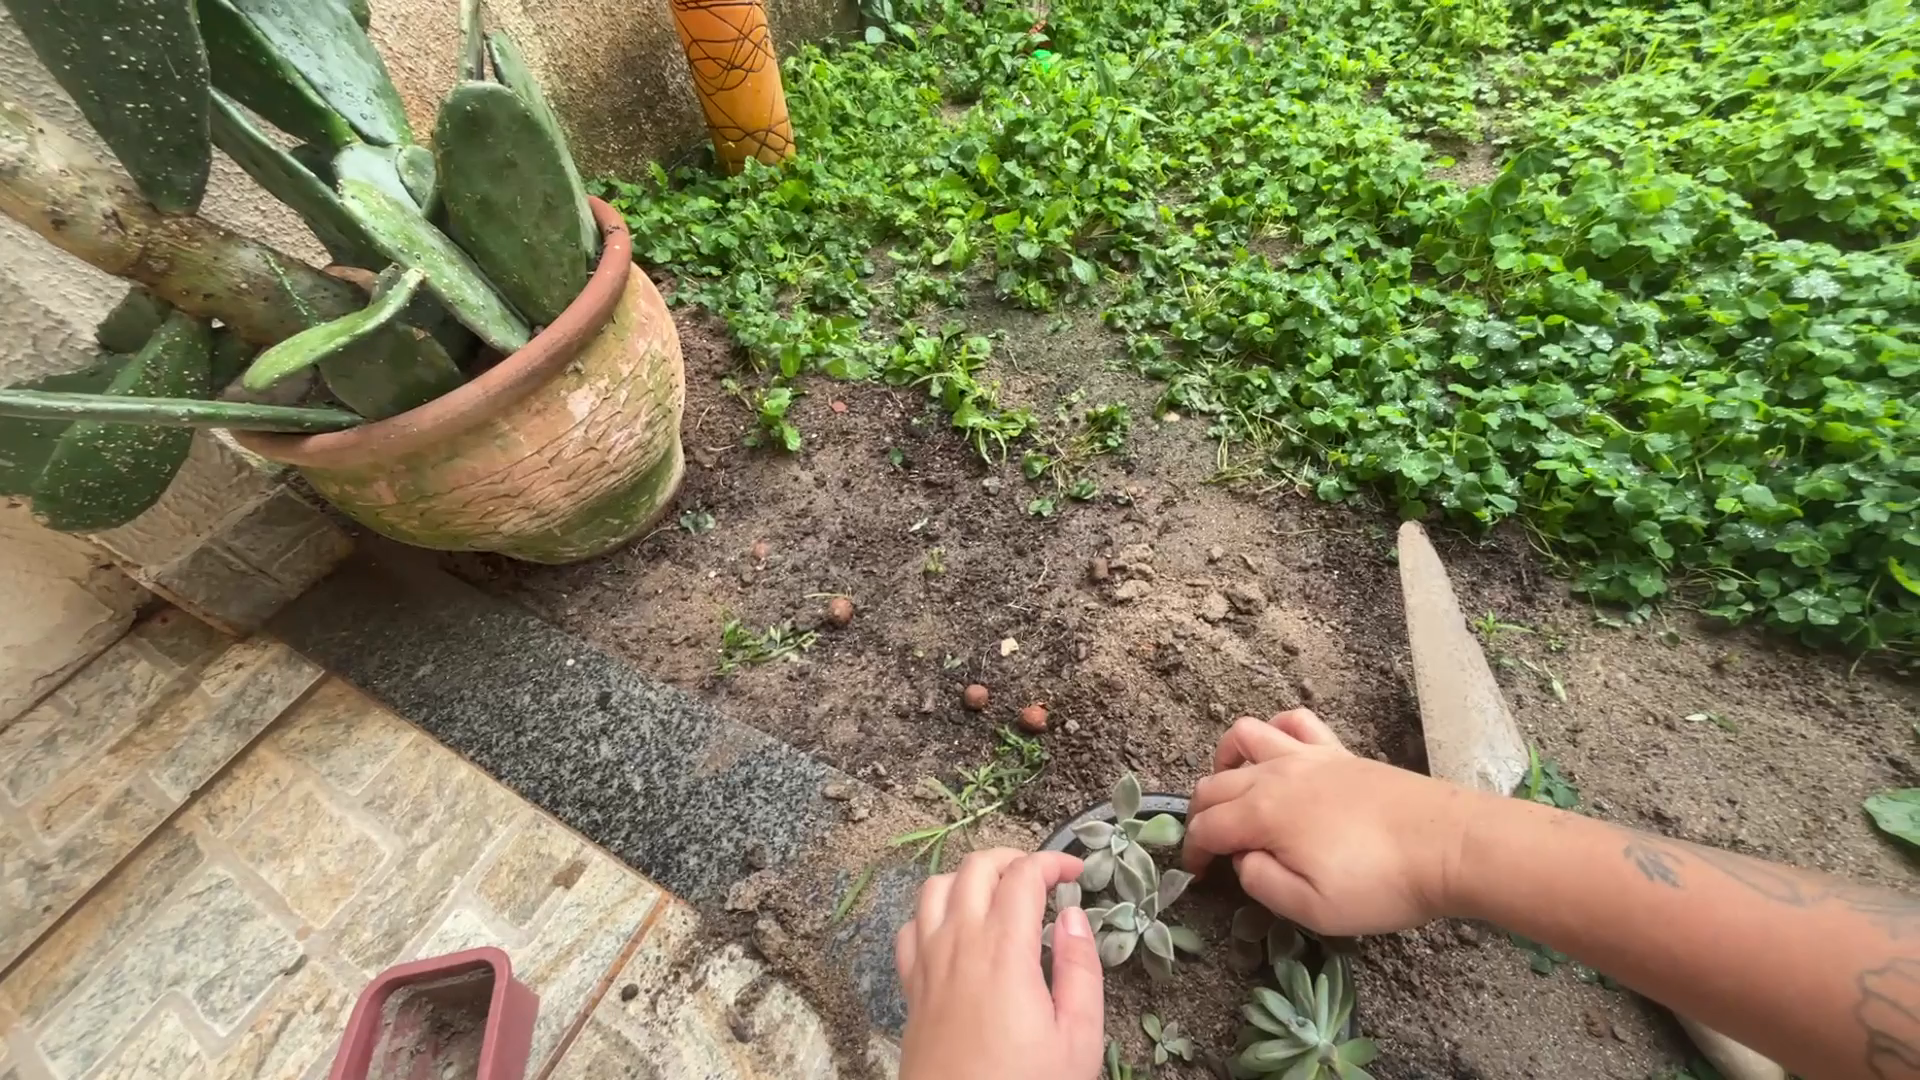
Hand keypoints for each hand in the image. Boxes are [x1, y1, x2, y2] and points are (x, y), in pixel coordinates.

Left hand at [895, 849, 1104, 1079]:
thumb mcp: (1077, 1040)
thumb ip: (1080, 968)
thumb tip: (1072, 915)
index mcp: (1004, 948)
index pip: (1024, 874)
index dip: (1053, 861)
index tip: (1076, 871)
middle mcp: (959, 940)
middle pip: (977, 866)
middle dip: (1012, 859)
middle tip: (1041, 879)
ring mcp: (928, 961)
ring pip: (936, 885)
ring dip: (969, 878)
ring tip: (998, 896)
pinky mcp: (910, 986)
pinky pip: (910, 926)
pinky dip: (933, 912)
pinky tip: (954, 930)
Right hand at [1182, 710, 1482, 935]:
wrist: (1448, 845)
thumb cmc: (1380, 882)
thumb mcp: (1314, 909)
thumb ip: (1262, 883)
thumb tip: (1243, 859)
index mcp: (1261, 815)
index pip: (1207, 827)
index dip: (1193, 849)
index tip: (1196, 870)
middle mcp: (1272, 776)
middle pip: (1214, 784)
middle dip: (1200, 813)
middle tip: (1210, 842)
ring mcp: (1303, 756)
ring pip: (1242, 736)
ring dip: (1225, 759)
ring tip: (1232, 783)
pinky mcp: (1335, 750)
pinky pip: (1294, 721)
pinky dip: (1276, 729)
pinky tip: (1279, 751)